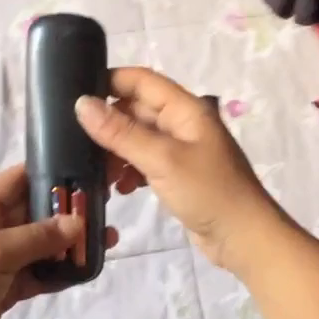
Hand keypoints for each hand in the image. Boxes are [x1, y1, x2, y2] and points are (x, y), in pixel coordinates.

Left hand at [0, 164, 119, 318]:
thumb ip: (37, 236)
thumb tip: (77, 223)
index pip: (18, 179)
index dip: (52, 173)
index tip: (89, 172)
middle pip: (34, 212)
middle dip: (69, 211)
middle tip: (107, 208)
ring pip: (41, 244)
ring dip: (70, 243)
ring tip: (108, 239)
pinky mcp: (5, 287)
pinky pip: (39, 272)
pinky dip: (60, 271)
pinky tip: (88, 269)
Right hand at [76, 67, 292, 273]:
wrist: (244, 237)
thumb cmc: (208, 192)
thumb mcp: (161, 159)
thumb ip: (121, 133)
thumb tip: (82, 104)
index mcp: (186, 110)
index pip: (142, 81)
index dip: (110, 81)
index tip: (75, 94)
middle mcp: (183, 124)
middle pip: (137, 110)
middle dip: (109, 123)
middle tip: (77, 141)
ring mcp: (182, 151)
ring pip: (139, 139)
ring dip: (116, 151)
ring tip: (99, 172)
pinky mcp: (179, 176)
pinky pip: (146, 163)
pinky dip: (130, 171)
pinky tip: (120, 188)